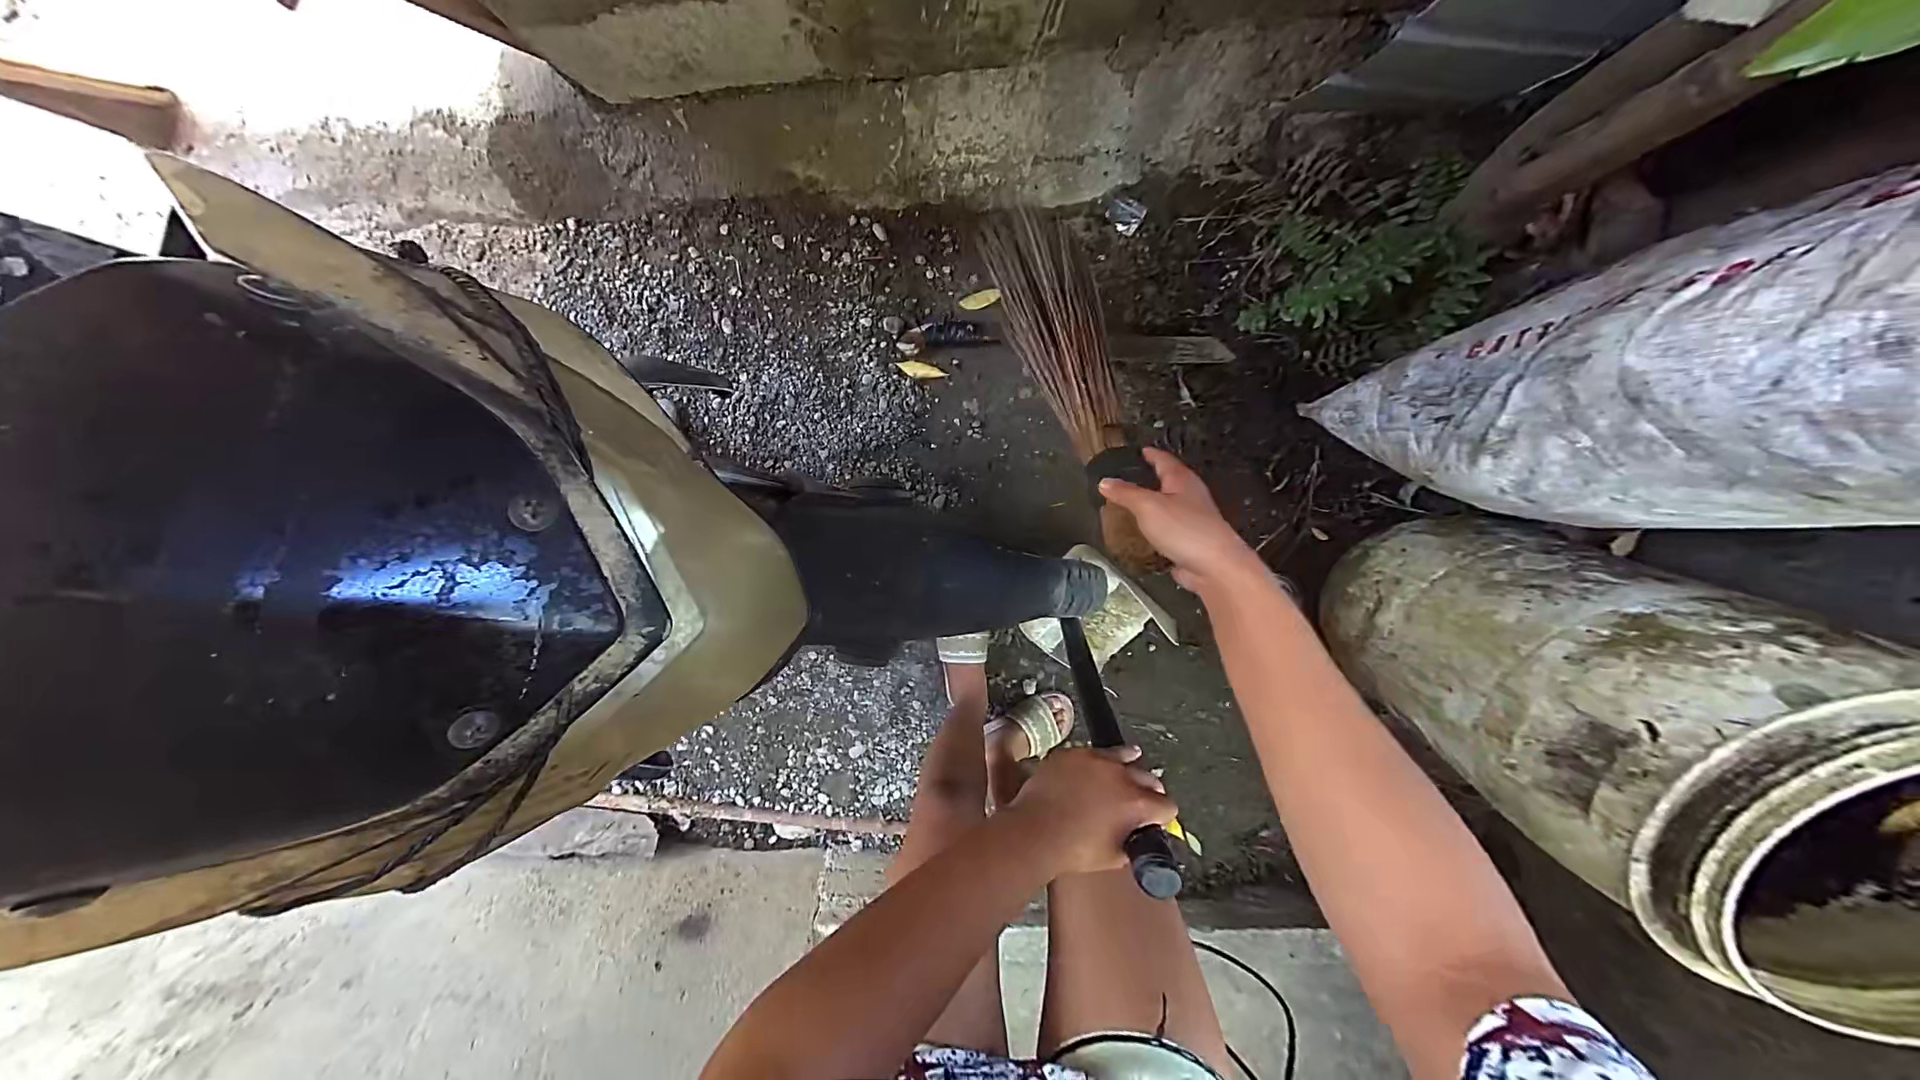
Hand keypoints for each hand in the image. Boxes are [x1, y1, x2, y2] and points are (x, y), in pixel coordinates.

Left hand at [1007, 746, 1176, 875]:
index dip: (1164, 815)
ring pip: (1123, 755)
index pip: (1167, 806)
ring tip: (1131, 764)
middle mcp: (1120, 776)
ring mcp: (1095, 761)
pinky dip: (1099, 760)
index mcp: (1136, 803)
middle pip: (1149, 778)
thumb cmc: (1071, 849)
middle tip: (1143, 800)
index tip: (1157, 818)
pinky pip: (1094, 753)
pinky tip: (1097, 764)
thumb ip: (1133, 844)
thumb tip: (1136, 839)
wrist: (1034, 831)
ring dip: (1129, 764)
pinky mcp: (1073, 754)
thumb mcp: (1114, 856)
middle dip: (1150, 790)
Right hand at [1099, 447, 1261, 593]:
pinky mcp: (1189, 542)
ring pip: (1169, 507)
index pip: (1165, 460)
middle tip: (1134, 477)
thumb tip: (1105, 482)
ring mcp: (1192, 520)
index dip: (1152, 454)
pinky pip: (1168, 531)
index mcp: (1182, 481)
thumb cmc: (1187, 530)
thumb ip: (1125, 493)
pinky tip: (1143, 535)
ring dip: (1153, 506)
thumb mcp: (1148, 506)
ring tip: (1133, 505)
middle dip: (1152, 479)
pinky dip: (1155, 529)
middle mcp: (1190, 497)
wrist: (1215, 567)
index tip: (1143, 450)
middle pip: (1170, 483)